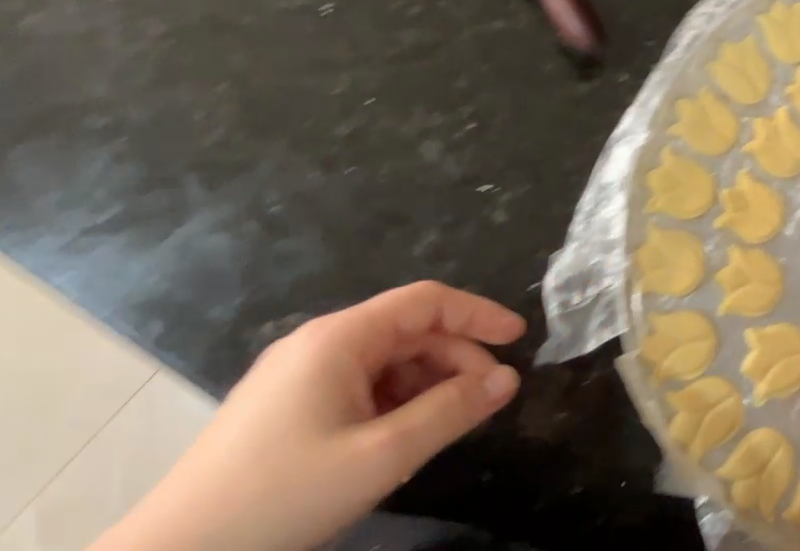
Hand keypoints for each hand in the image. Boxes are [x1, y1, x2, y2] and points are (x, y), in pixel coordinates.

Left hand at [93, 281, 526, 550]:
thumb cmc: (281, 497)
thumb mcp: (381, 457)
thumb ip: (451, 412)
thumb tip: (507, 380)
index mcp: (340, 338)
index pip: (426, 301)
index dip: (478, 314)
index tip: (519, 340)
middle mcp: (318, 343)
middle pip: (406, 331)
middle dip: (456, 358)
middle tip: (490, 398)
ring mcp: (296, 376)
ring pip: (383, 362)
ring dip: (426, 384)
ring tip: (450, 424)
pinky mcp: (283, 409)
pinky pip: (357, 388)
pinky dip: (393, 404)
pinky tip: (402, 440)